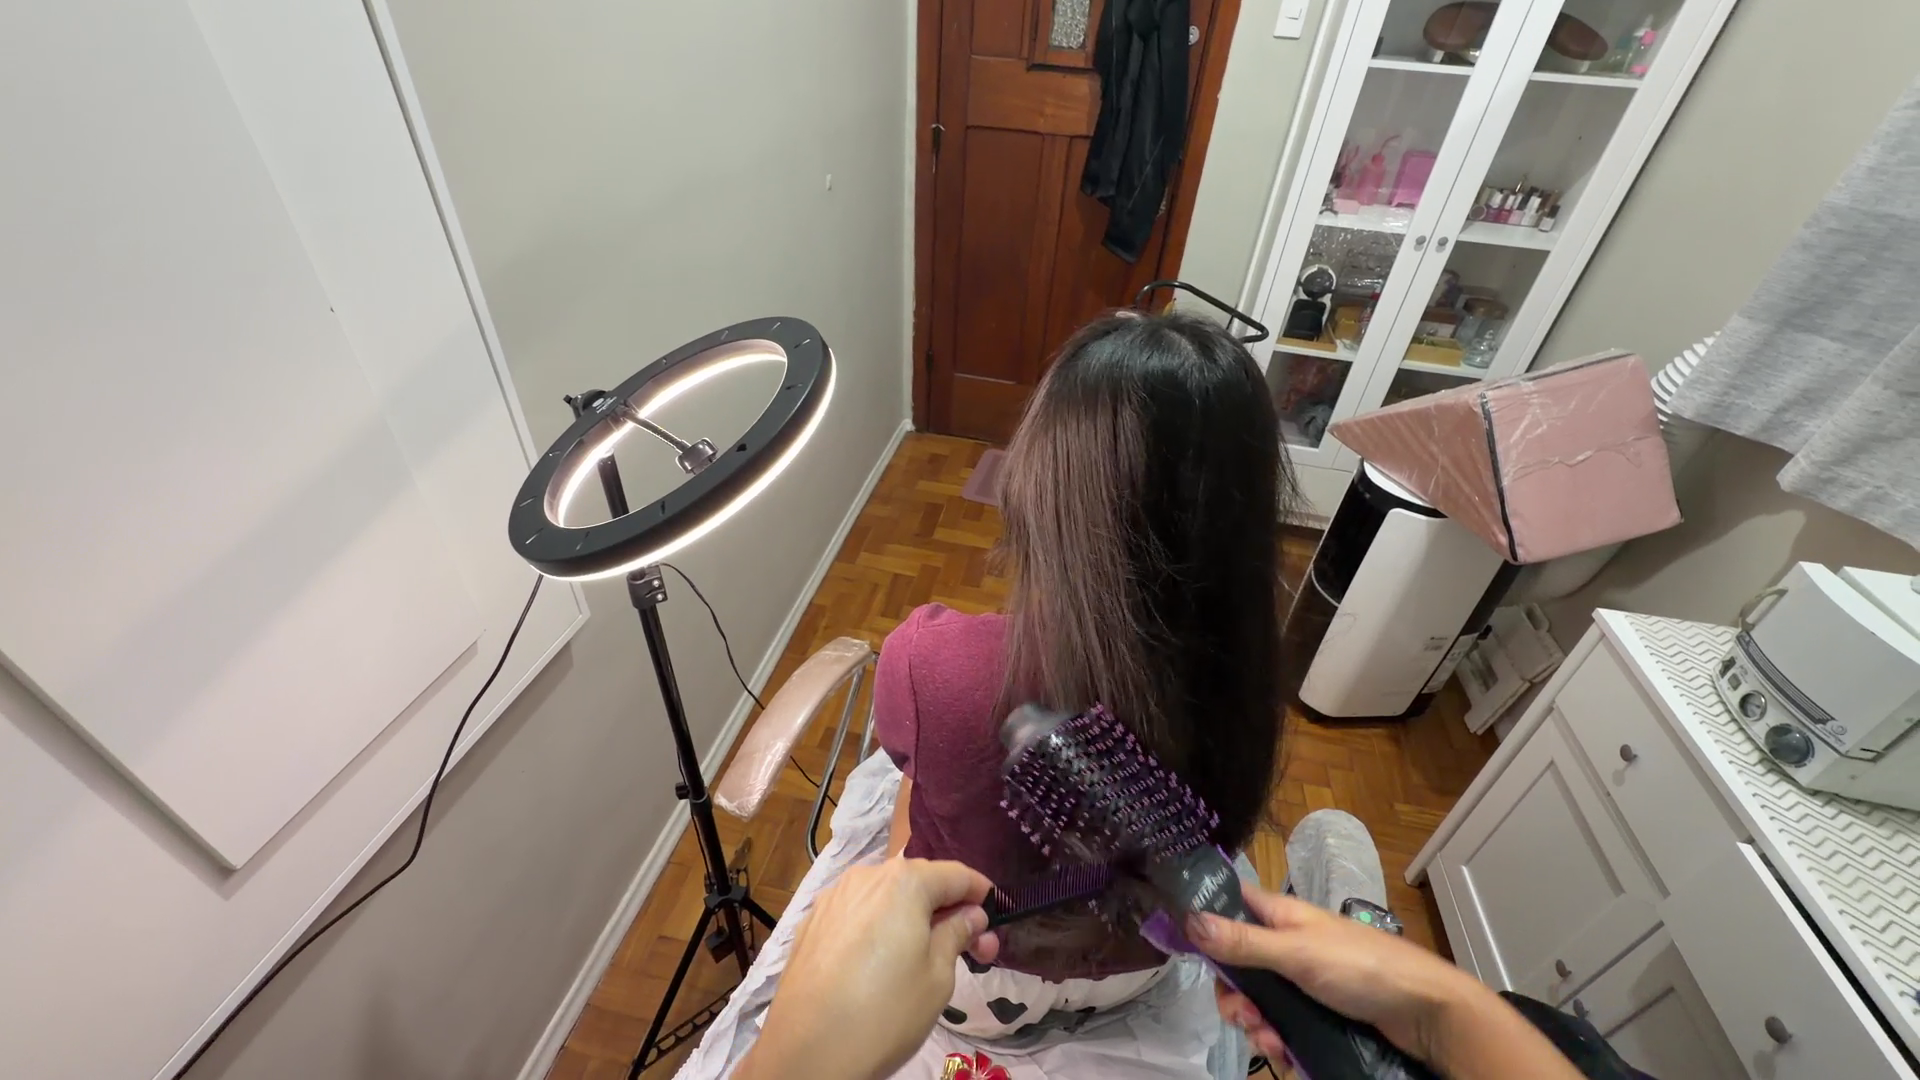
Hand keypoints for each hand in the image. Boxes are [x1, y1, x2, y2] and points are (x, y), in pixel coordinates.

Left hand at [738, 858, 1000, 1079]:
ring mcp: (835, 896)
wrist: (806, 1055)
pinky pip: (859, 912)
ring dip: (912, 916)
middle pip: (920, 882)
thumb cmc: (884, 1013)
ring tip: (925, 955)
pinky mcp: (813, 921)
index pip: (956, 874)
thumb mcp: (937, 977)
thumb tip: (971, 914)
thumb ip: (957, 934)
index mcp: (905, 881)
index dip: (981, 893)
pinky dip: (879, 926)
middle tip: (971, 948)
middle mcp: (868, 875)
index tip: (996, 918)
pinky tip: (883, 960)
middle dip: (948, 909)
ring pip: (887, 896)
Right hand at [1188, 884, 1480, 1065]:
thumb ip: (1242, 940)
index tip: (1192, 955)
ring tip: (1270, 1044)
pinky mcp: (1317, 1012)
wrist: (1428, 1012)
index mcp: (1278, 915)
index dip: (1205, 925)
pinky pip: (1282, 1024)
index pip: (1227, 906)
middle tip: (1242, 1018)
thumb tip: (1187, 919)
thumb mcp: (1295, 951)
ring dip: (1255, 1024)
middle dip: (1234, 995)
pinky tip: (1285, 1054)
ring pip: (1258, 1000)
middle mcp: (1285, 942)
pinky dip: (1277, 1040)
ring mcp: (1302, 979)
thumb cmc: (1359, 966)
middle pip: (1238, 964)